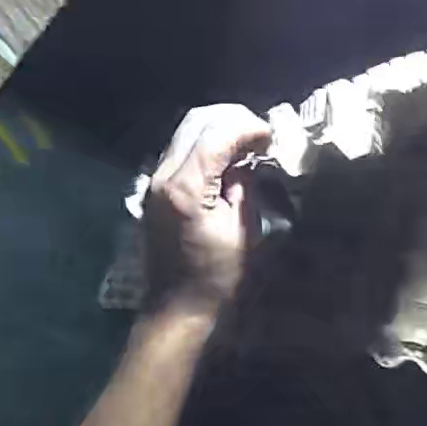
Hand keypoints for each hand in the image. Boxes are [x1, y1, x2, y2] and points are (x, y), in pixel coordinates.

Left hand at [143, 105, 270, 316]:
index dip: (248, 128)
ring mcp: (154, 181)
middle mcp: (162, 176)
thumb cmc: (217, 276)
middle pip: (196, 122)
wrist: (177, 306)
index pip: (216, 135)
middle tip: (262, 134)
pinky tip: (229, 157)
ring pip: (186, 131)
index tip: (272, 136)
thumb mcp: (243, 230)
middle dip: (233, 119)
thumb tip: (248, 160)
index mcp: (185, 188)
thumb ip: (244, 187)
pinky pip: (181, 149)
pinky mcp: (155, 189)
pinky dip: (207, 143)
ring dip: (219, 128)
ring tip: (249, 142)